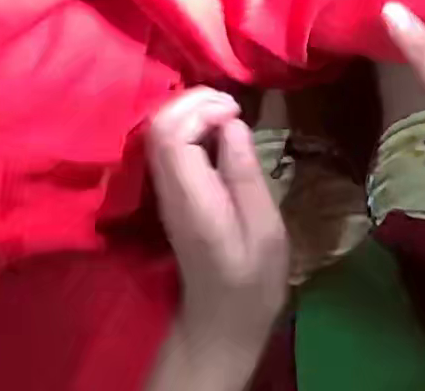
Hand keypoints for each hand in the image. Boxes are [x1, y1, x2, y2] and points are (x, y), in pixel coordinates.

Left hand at [145, 88, 288, 354]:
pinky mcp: (170, 190)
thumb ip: (245, 174)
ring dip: (192, 107)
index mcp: (191, 199)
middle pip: (159, 125)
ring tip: (230, 111)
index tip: (237, 112)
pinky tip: (218, 126)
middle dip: (195, 100)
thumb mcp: (264, 230)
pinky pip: (168, 141)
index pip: (171, 136)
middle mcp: (168, 190)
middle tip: (234, 105)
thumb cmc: (251, 281)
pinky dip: (191, 121)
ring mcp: (164, 191)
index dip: (200, 108)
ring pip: (159, 129)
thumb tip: (233, 123)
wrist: (219, 324)